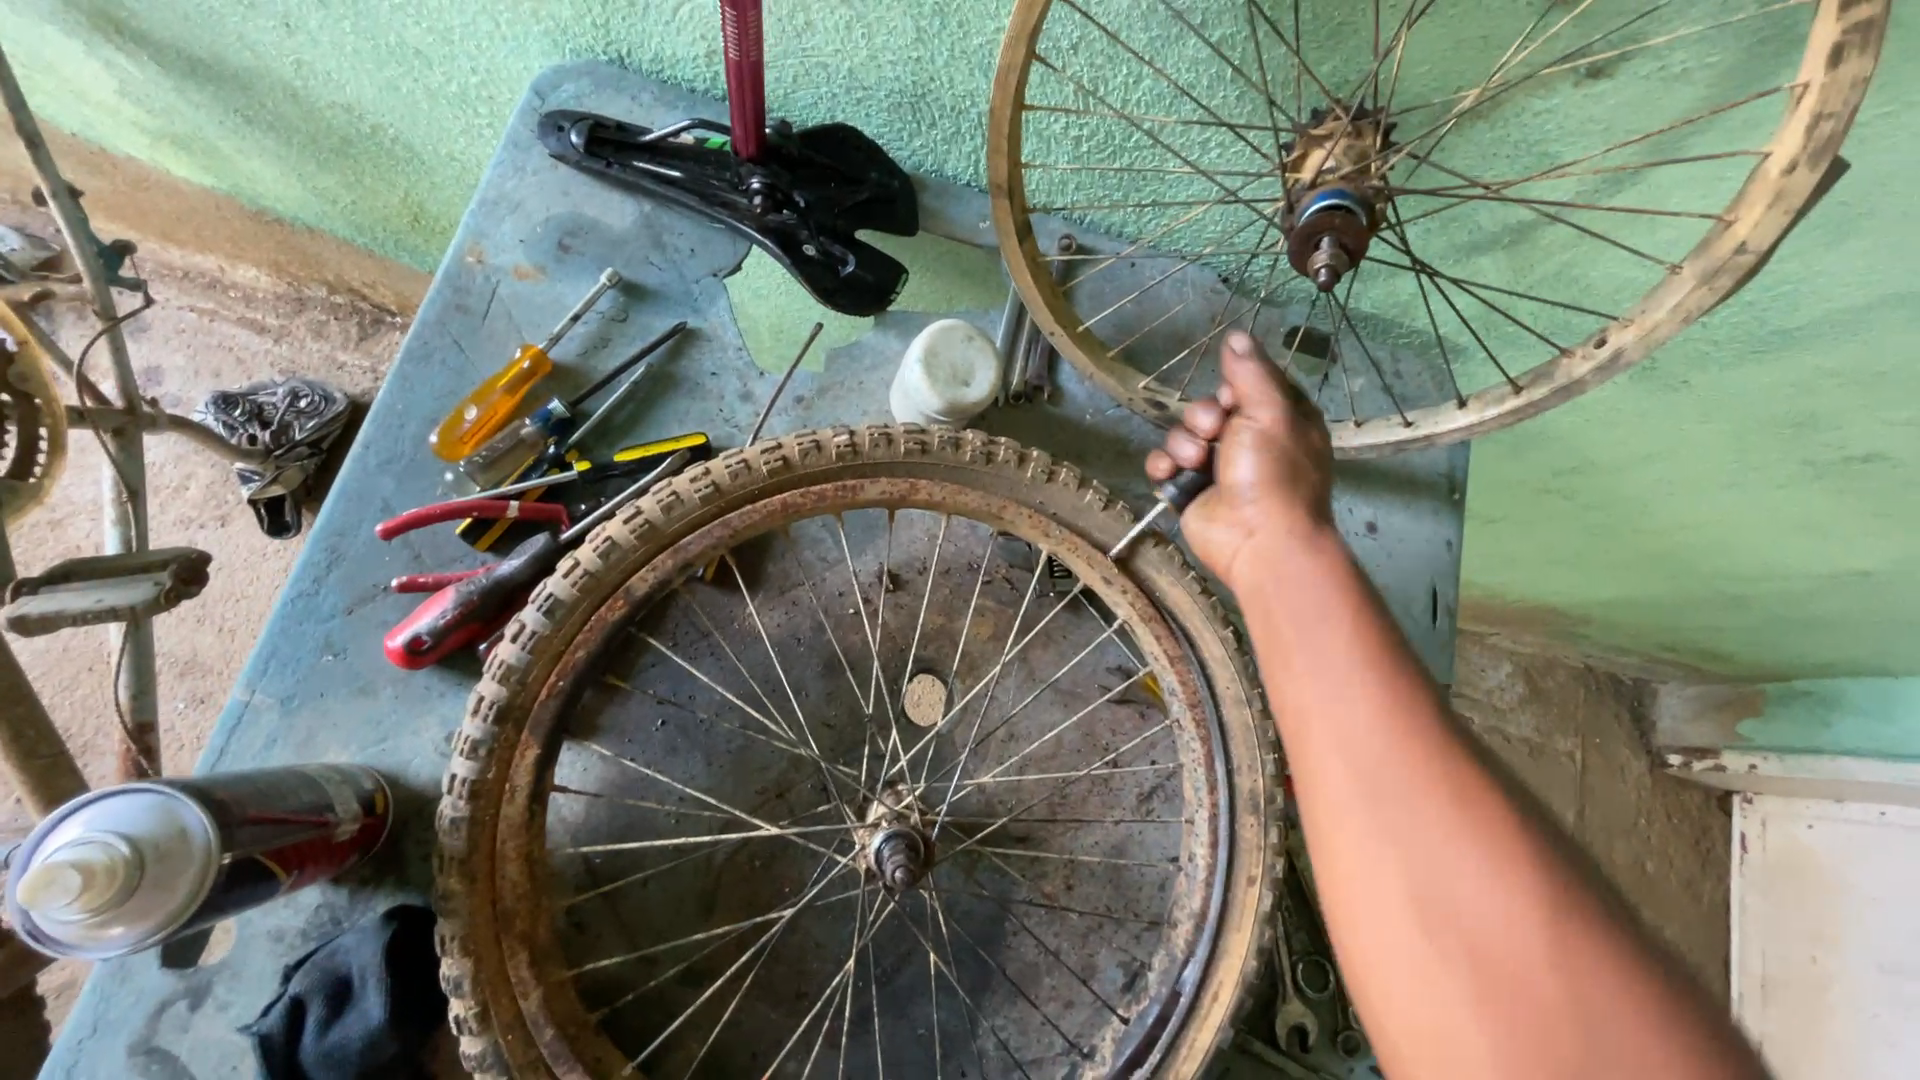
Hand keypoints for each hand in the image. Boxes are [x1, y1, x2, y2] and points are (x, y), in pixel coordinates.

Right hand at [1145, 330, 1334, 593]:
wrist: (1259, 540)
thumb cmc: (1273, 473)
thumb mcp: (1269, 412)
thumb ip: (1250, 372)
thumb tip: (1236, 335)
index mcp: (1278, 418)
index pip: (1246, 386)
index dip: (1232, 388)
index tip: (1233, 398)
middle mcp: (1248, 440)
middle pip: (1207, 408)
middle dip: (1202, 417)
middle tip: (1213, 432)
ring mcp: (1217, 467)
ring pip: (1182, 434)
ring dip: (1182, 443)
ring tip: (1195, 462)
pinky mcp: (1190, 490)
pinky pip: (1166, 464)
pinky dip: (1163, 465)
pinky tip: (1170, 472)